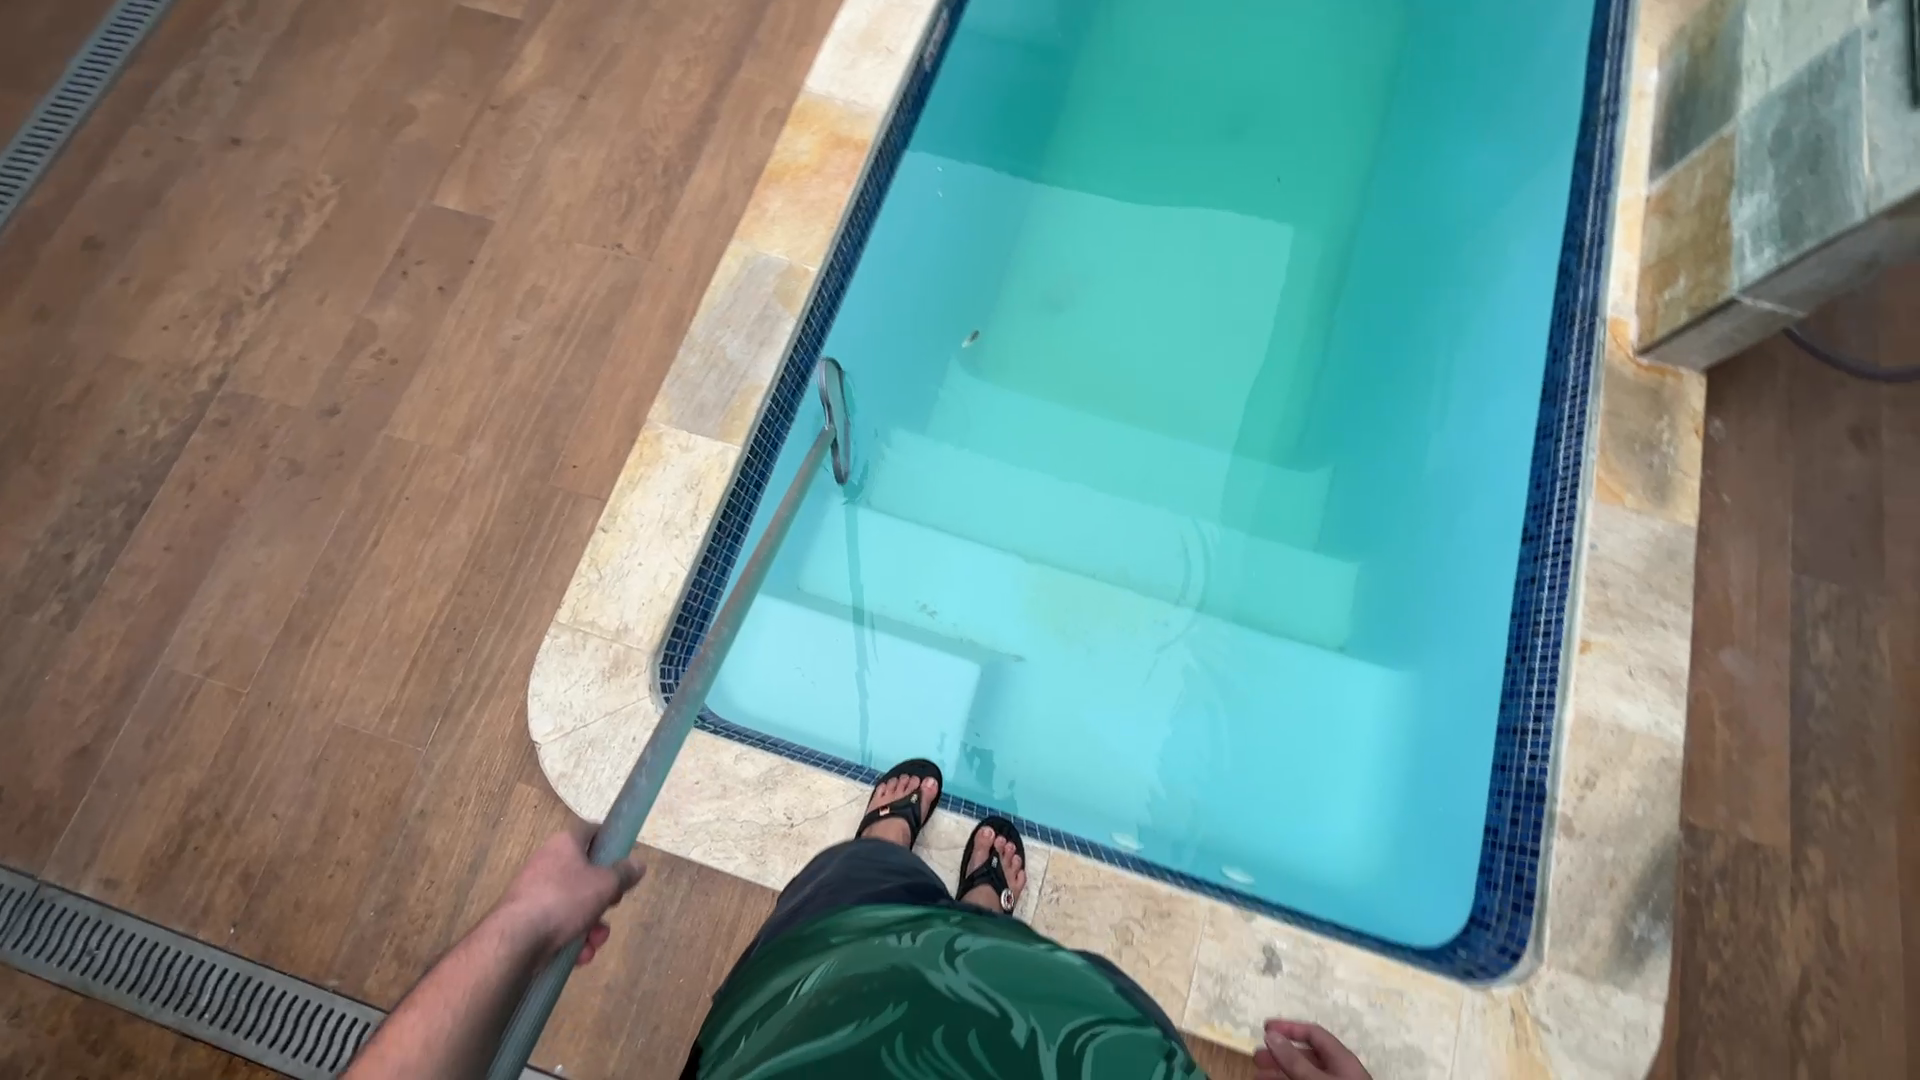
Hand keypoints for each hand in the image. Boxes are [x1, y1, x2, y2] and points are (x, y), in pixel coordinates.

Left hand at [492, 821, 643, 965]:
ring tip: (594, 944)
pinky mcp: (525, 919)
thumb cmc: (564, 900)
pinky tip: (578, 956)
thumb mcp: (606, 884)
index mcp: (565, 843)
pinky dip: (570, 938)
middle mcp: (548, 862)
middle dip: (604, 899)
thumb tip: (638, 864)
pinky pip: (557, 923)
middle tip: (611, 909)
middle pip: (586, 874)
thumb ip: (625, 873)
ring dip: (590, 925)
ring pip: (574, 904)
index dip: (612, 846)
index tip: (624, 866)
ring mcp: (534, 892)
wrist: (512, 941)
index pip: (594, 833)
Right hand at [1255, 1019, 1371, 1079]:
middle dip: (1279, 1056)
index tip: (1265, 1030)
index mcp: (1342, 1061)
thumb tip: (1270, 1035)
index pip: (1314, 1034)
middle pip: (1305, 1058)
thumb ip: (1294, 1060)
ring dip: (1279, 1076)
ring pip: (1303, 1078)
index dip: (1289, 1028)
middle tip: (1257, 1059)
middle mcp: (1339, 1075)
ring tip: (1257, 1079)